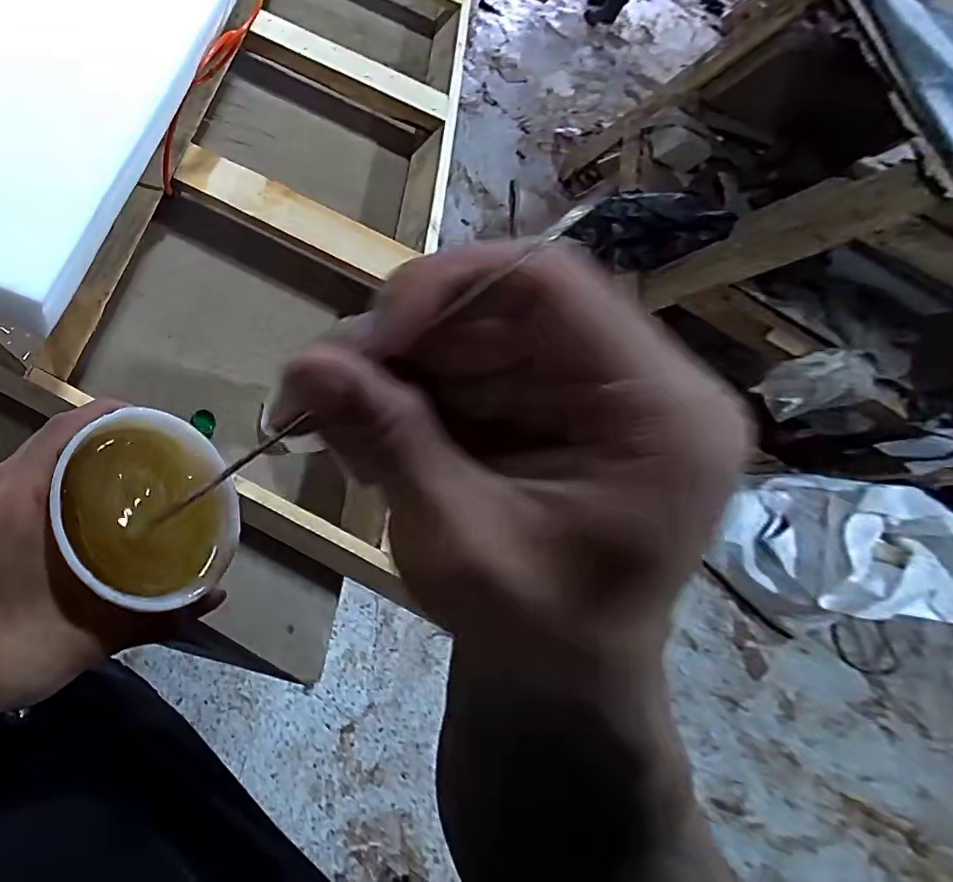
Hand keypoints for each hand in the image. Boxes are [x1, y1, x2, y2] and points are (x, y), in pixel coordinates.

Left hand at [0, 400, 222, 720]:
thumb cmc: (13, 651)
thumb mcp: (92, 634)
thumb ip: (156, 613)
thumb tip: (214, 595)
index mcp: (17, 494)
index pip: (67, 428)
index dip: (113, 416)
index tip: (155, 427)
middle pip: (56, 436)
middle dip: (105, 435)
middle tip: (153, 452)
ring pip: (41, 455)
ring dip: (82, 455)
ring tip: (129, 472)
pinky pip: (27, 475)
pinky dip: (60, 475)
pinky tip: (90, 500)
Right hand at [274, 242, 747, 686]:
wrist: (552, 672)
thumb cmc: (533, 624)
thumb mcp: (457, 536)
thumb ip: (389, 440)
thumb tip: (304, 362)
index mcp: (648, 403)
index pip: (543, 280)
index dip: (441, 288)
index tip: (367, 343)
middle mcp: (603, 372)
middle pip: (472, 305)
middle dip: (380, 346)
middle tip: (306, 396)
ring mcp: (550, 382)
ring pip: (435, 332)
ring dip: (364, 373)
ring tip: (319, 431)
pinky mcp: (507, 398)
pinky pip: (425, 366)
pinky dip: (373, 395)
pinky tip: (352, 444)